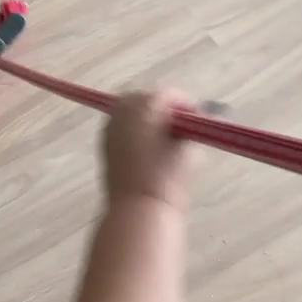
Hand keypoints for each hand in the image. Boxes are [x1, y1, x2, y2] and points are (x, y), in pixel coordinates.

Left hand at [104, 89, 194, 210]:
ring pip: (130, 107)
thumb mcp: (189, 150)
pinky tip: (147, 142)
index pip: (167, 94)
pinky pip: (120, 121)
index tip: (197, 117)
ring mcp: (110, 123)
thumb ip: (193, 129)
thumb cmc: (167, 178)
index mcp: (145, 107)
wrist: (138, 206)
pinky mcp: (104, 138)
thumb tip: (197, 121)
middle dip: (163, 106)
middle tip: (180, 123)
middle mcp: (124, 109)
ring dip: (147, 114)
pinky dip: (133, 124)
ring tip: (164, 133)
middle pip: (145, 96)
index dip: (184, 103)